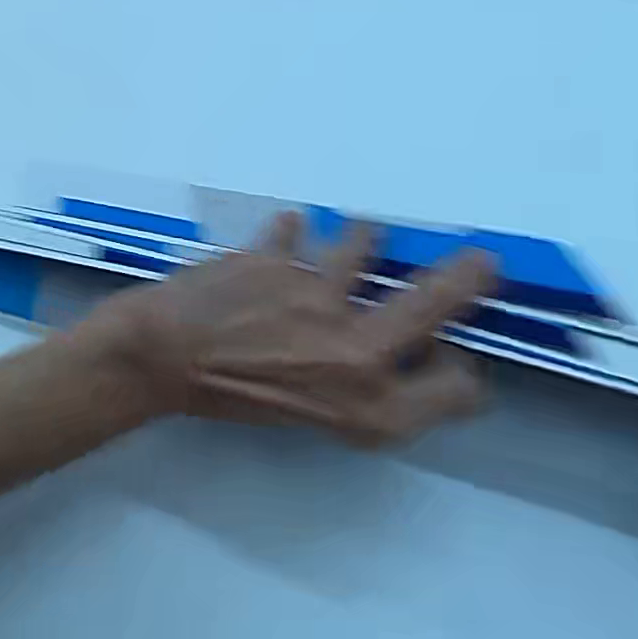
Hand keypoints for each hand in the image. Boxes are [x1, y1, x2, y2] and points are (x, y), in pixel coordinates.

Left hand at [79, 211, 496, 446]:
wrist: (158, 355)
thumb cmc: (223, 396)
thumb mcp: (306, 416)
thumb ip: (349, 387)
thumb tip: (373, 348)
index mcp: (371, 406)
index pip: (458, 390)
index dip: (458, 372)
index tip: (447, 352)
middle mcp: (356, 350)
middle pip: (432, 306)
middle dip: (463, 278)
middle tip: (479, 259)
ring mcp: (315, 295)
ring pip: (359, 250)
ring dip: (363, 238)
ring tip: (369, 228)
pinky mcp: (274, 260)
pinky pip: (292, 234)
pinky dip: (293, 229)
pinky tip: (293, 222)